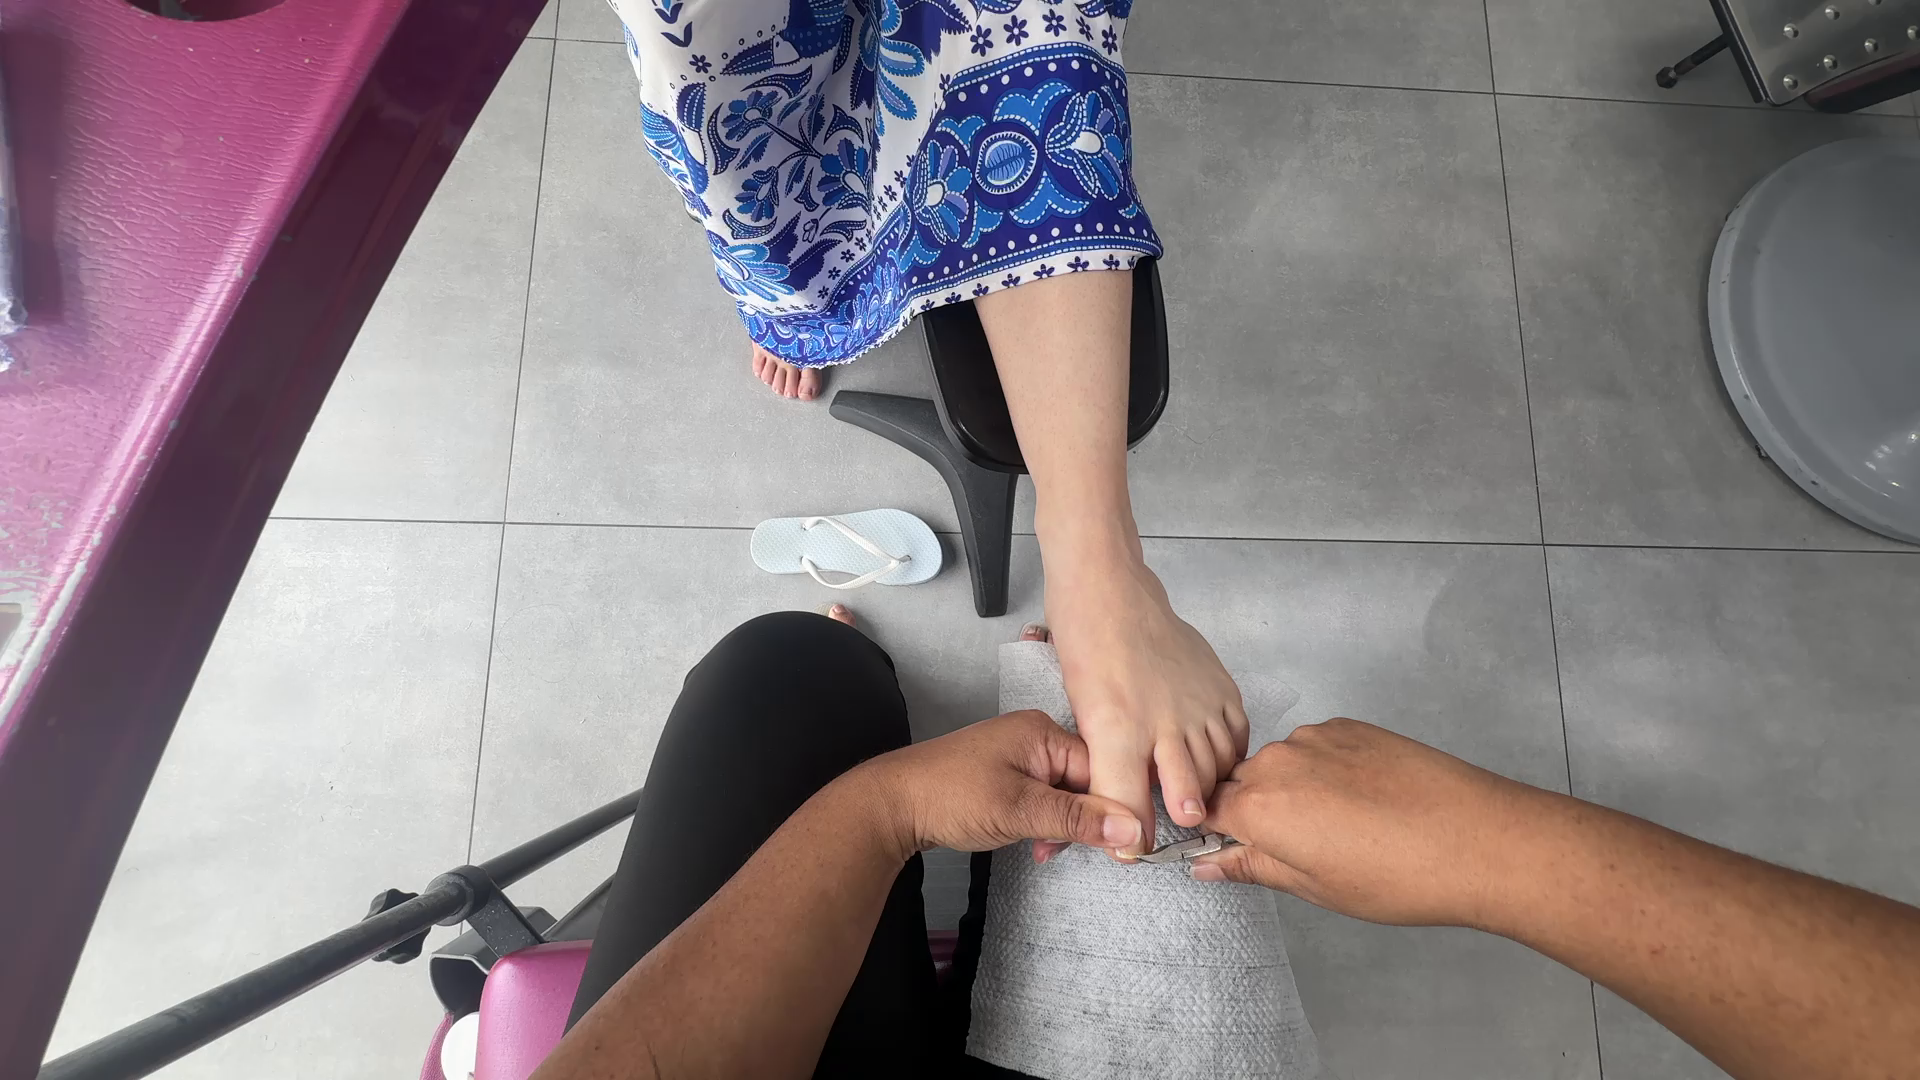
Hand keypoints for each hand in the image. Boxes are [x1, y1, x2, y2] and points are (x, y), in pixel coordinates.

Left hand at [853, 710, 1142, 862]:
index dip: (1112, 806)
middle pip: (1086, 779)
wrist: (895, 803)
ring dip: (1063, 824)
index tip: (1120, 846)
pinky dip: (1045, 821)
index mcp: (1043, 732)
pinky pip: (1045, 796)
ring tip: (1043, 849)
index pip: (1101, 766)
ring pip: (1066, 792)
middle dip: (1083, 818)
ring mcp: (1021, 754)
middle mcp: (1036, 736)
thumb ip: (1078, 819)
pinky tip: (1035, 842)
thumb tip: (1134, 828)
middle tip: (1063, 847)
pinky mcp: (1009, 774)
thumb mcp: (1020, 810)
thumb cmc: (955, 798)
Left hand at [1047, 557, 1247, 855]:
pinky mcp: (1220, 687)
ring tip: (1197, 800)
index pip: (1126, 803)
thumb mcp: (1080, 710)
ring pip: (1216, 769)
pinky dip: (1230, 756)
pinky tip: (1217, 760)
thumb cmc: (1085, 648)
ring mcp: (1196, 703)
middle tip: (1175, 830)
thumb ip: (1101, 761)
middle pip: (1183, 797)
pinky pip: (1237, 737)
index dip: (1128, 837)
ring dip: (1208, 789)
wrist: (1110, 594)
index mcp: (1115, 729)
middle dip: (1179, 821)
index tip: (1130, 854)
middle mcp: (1162, 721)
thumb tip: (1114, 806)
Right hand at [1190, 717, 1546, 927]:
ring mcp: (1310, 738)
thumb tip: (1203, 865)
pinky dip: (1324, 767)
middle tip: (1303, 842)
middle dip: (1256, 808)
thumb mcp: (1315, 887)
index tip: (1240, 846)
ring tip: (1343, 819)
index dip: (1219, 830)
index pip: (1207, 810)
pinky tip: (1364, 794)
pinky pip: (1314, 746)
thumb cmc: (1397, 877)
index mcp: (1257, 807)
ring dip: (1292, 786)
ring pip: (1278, 763)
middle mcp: (1273, 762)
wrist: (1478, 838)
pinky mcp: (1344, 725)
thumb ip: (1250, 867)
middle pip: (1240, 782)